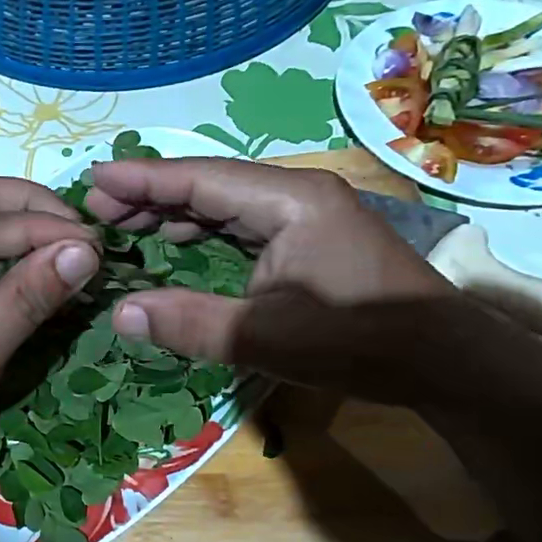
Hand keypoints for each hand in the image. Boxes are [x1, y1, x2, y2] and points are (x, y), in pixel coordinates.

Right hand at [83, 157, 460, 390]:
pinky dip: (202, 228)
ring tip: (125, 225)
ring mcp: (306, 211)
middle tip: (98, 212)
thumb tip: (119, 313)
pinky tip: (176, 242)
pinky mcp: (310, 234)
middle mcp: (296, 192)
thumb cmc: (360, 343)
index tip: (92, 179)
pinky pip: (242, 220)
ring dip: (174, 211)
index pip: (199, 178)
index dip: (141, 178)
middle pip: (208, 182)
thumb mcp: (266, 338)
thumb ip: (189, 323)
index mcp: (288, 200)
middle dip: (151, 195)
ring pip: (224, 200)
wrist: (449, 363)